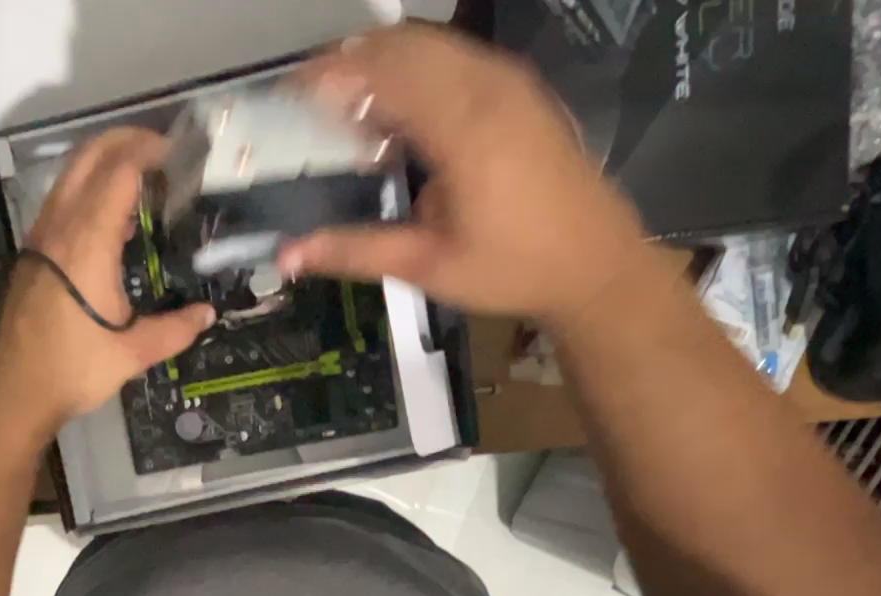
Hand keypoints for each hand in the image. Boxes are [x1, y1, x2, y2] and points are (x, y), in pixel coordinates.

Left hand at [0, 129, 214, 442]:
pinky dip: (87, 191)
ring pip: (69, 177)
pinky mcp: (31, 256)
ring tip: (142, 181)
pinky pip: (60, 203)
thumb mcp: (132, 354)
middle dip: (125, 141)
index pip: (118, 169)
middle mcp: (59, 228)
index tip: (180, 153)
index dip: (150, 150)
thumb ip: (174, 330)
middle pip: (89, 157)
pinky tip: (110, 220)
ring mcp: (39, 239)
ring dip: (103, 164)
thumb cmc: (72, 371)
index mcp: (87, 242)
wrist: (14, 394)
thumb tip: (207, 315)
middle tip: (163, 151)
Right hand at [279, 25, 661, 323]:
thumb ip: (354, 250)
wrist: (594, 263)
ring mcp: (509, 84)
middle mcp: (488, 88)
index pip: (383, 74)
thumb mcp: (426, 265)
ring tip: (336, 100)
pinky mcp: (518, 91)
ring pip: (431, 44)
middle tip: (302, 96)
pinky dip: (412, 69)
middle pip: (404, 44)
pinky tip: (390, 110)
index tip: (286, 96)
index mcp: (464, 128)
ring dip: (379, 60)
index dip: (328, 77)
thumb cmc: (510, 268)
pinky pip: (454, 58)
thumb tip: (287, 256)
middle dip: (347, 60)